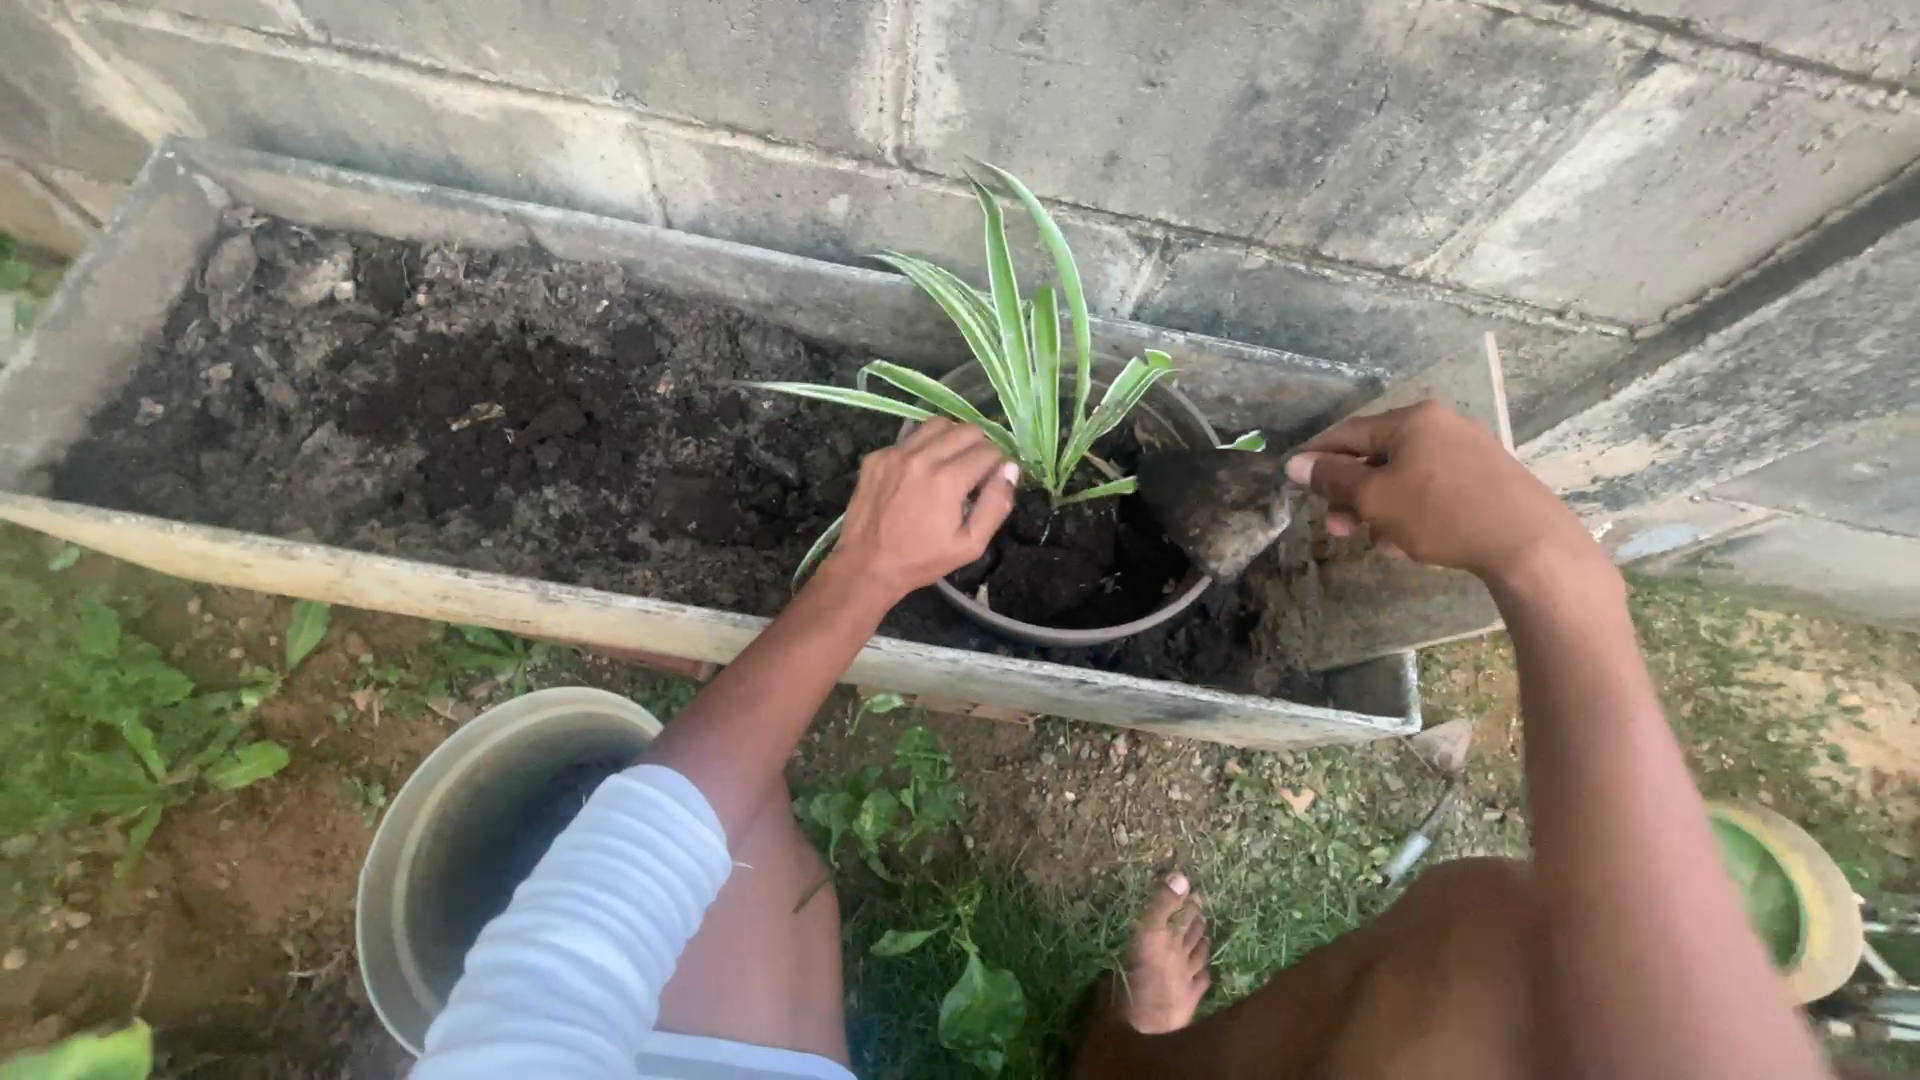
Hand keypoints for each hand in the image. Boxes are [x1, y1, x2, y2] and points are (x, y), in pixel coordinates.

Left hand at [820, 418, 1017, 602]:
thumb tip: (1010, 469)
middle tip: (974, 471)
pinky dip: (923, 446)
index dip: (997, 464)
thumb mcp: (970, 544)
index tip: (991, 480)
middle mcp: (922, 457)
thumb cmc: (922, 560)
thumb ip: (996, 505)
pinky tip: (920, 470)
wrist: (866, 565)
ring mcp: (896, 453)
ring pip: (937, 424)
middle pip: (966, 429)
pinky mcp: (877, 456)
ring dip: (952, 438)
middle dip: (978, 447)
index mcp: (948, 480)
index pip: (989, 451)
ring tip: (951, 462)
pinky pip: (910, 437)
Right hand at [1284, 401, 1600, 583]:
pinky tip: (1405, 545)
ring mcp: (1467, 453)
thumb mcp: (1373, 497)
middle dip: (1350, 495)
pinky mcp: (1485, 481)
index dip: (1316, 458)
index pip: (1347, 433)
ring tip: (1371, 542)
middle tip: (1335, 527)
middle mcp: (1441, 427)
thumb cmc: (1439, 513)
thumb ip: (1331, 478)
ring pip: (1402, 479)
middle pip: (1376, 458)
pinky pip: (1430, 492)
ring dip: (1377, 510)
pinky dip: (1410, 514)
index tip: (1294, 481)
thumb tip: (1295, 464)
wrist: (1529, 545)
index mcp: (1412, 420)